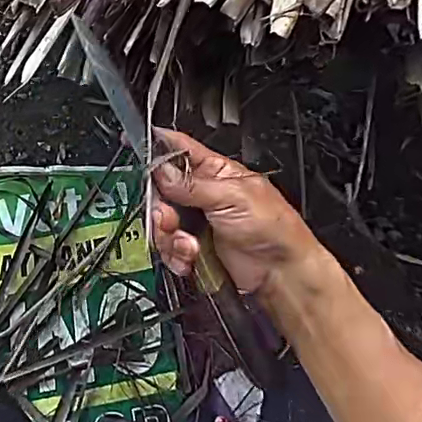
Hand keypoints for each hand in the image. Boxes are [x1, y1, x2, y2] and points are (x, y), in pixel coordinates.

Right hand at [149, 128, 324, 300]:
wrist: (281, 272)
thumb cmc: (274, 228)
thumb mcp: (233, 197)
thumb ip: (192, 185)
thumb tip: (161, 171)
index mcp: (215, 171)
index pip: (179, 150)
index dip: (157, 149)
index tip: (140, 156)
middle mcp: (202, 194)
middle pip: (161, 191)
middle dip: (162, 209)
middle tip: (170, 220)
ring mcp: (196, 221)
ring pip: (161, 222)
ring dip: (170, 237)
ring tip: (189, 245)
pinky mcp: (193, 246)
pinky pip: (169, 247)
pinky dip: (176, 255)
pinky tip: (191, 257)